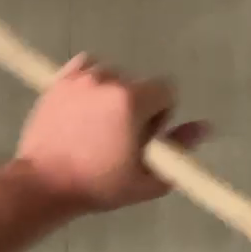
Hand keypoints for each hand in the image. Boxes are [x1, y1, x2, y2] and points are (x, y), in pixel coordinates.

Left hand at [10, 53, 208, 214]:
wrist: (45, 181)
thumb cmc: (100, 184)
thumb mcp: (149, 176)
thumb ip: (179, 147)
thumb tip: (205, 126)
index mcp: (131, 99)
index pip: (166, 89)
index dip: (161, 115)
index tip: (144, 138)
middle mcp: (106, 80)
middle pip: (138, 83)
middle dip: (137, 106)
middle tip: (117, 137)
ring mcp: (78, 78)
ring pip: (111, 76)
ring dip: (112, 94)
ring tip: (97, 125)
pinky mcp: (57, 81)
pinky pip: (84, 67)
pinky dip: (89, 81)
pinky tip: (83, 106)